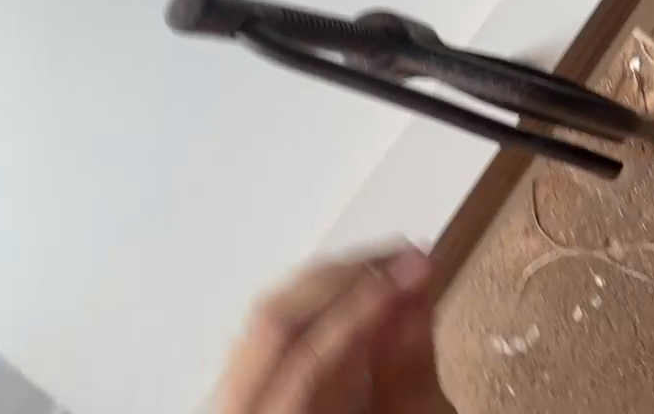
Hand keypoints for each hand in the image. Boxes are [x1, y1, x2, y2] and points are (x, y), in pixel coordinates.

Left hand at [213, 247, 456, 413]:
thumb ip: (410, 370)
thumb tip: (416, 291)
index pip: (306, 356)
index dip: (367, 299)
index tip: (421, 261)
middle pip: (275, 321)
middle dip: (349, 276)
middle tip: (412, 255)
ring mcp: (232, 408)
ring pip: (271, 320)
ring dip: (341, 283)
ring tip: (398, 268)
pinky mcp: (248, 400)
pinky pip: (279, 337)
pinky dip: (331, 307)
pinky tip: (374, 296)